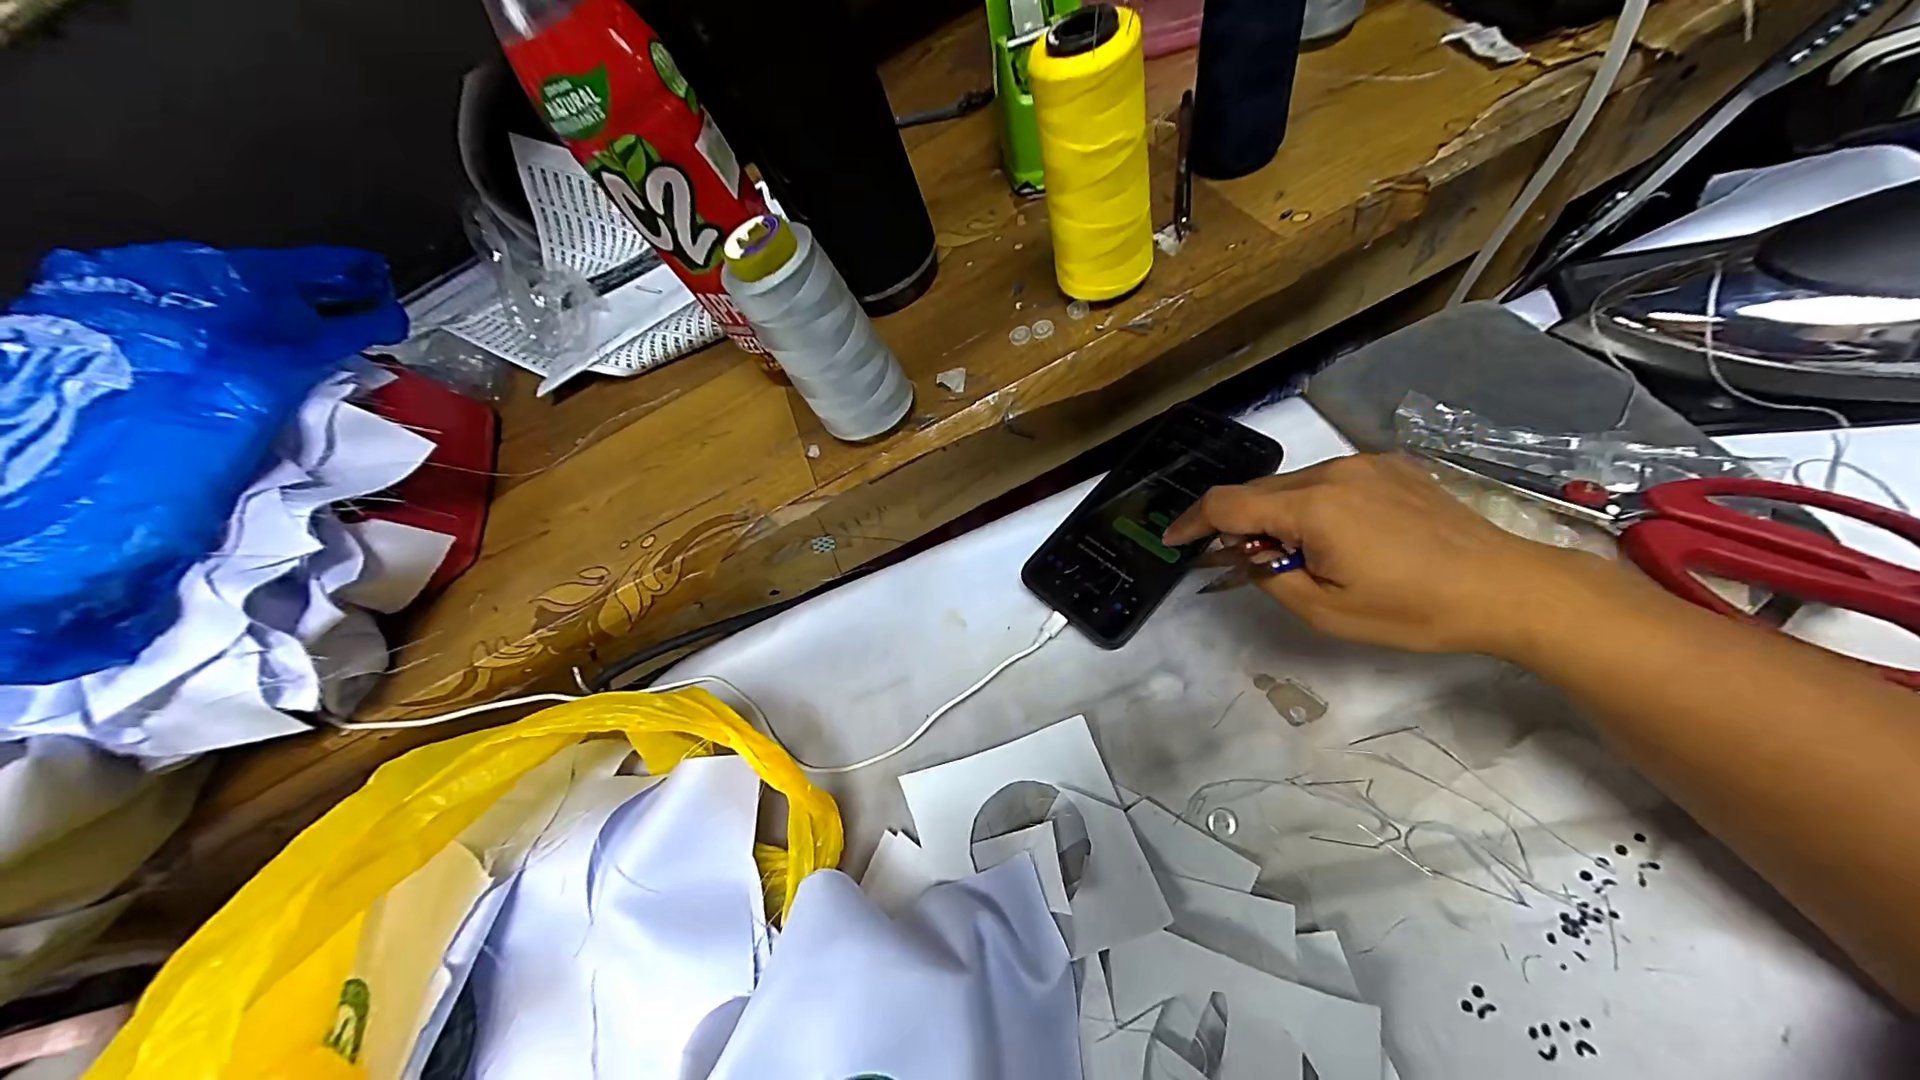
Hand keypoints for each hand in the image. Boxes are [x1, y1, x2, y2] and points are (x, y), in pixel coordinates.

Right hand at [1163, 453, 1620, 655]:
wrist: (1509, 587)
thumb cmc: (1414, 609)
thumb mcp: (1325, 610)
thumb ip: (1269, 576)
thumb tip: (1247, 553)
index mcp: (1312, 508)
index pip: (1227, 503)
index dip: (1193, 521)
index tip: (1174, 540)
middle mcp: (1332, 472)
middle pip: (1257, 490)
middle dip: (1237, 523)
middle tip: (1244, 561)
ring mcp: (1364, 464)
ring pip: (1290, 484)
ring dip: (1274, 514)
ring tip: (1296, 552)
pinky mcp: (1389, 466)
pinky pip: (1326, 480)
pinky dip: (1308, 504)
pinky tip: (1334, 534)